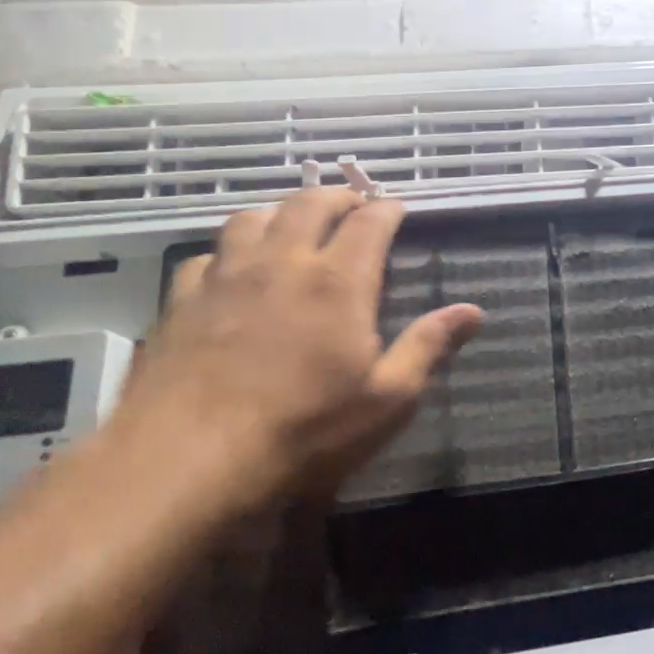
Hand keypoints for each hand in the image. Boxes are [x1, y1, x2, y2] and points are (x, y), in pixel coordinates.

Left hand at [109, 189, 481, 511]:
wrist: (192, 455)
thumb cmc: (308, 428)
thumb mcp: (389, 398)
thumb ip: (429, 346)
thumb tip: (473, 311)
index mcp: (339, 283)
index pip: (368, 224)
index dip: (386, 209)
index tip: (397, 206)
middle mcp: (281, 264)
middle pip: (307, 205)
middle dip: (336, 197)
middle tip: (352, 202)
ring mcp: (224, 279)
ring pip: (251, 218)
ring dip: (281, 211)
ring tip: (294, 222)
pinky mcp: (181, 301)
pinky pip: (207, 255)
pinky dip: (230, 249)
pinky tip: (234, 267)